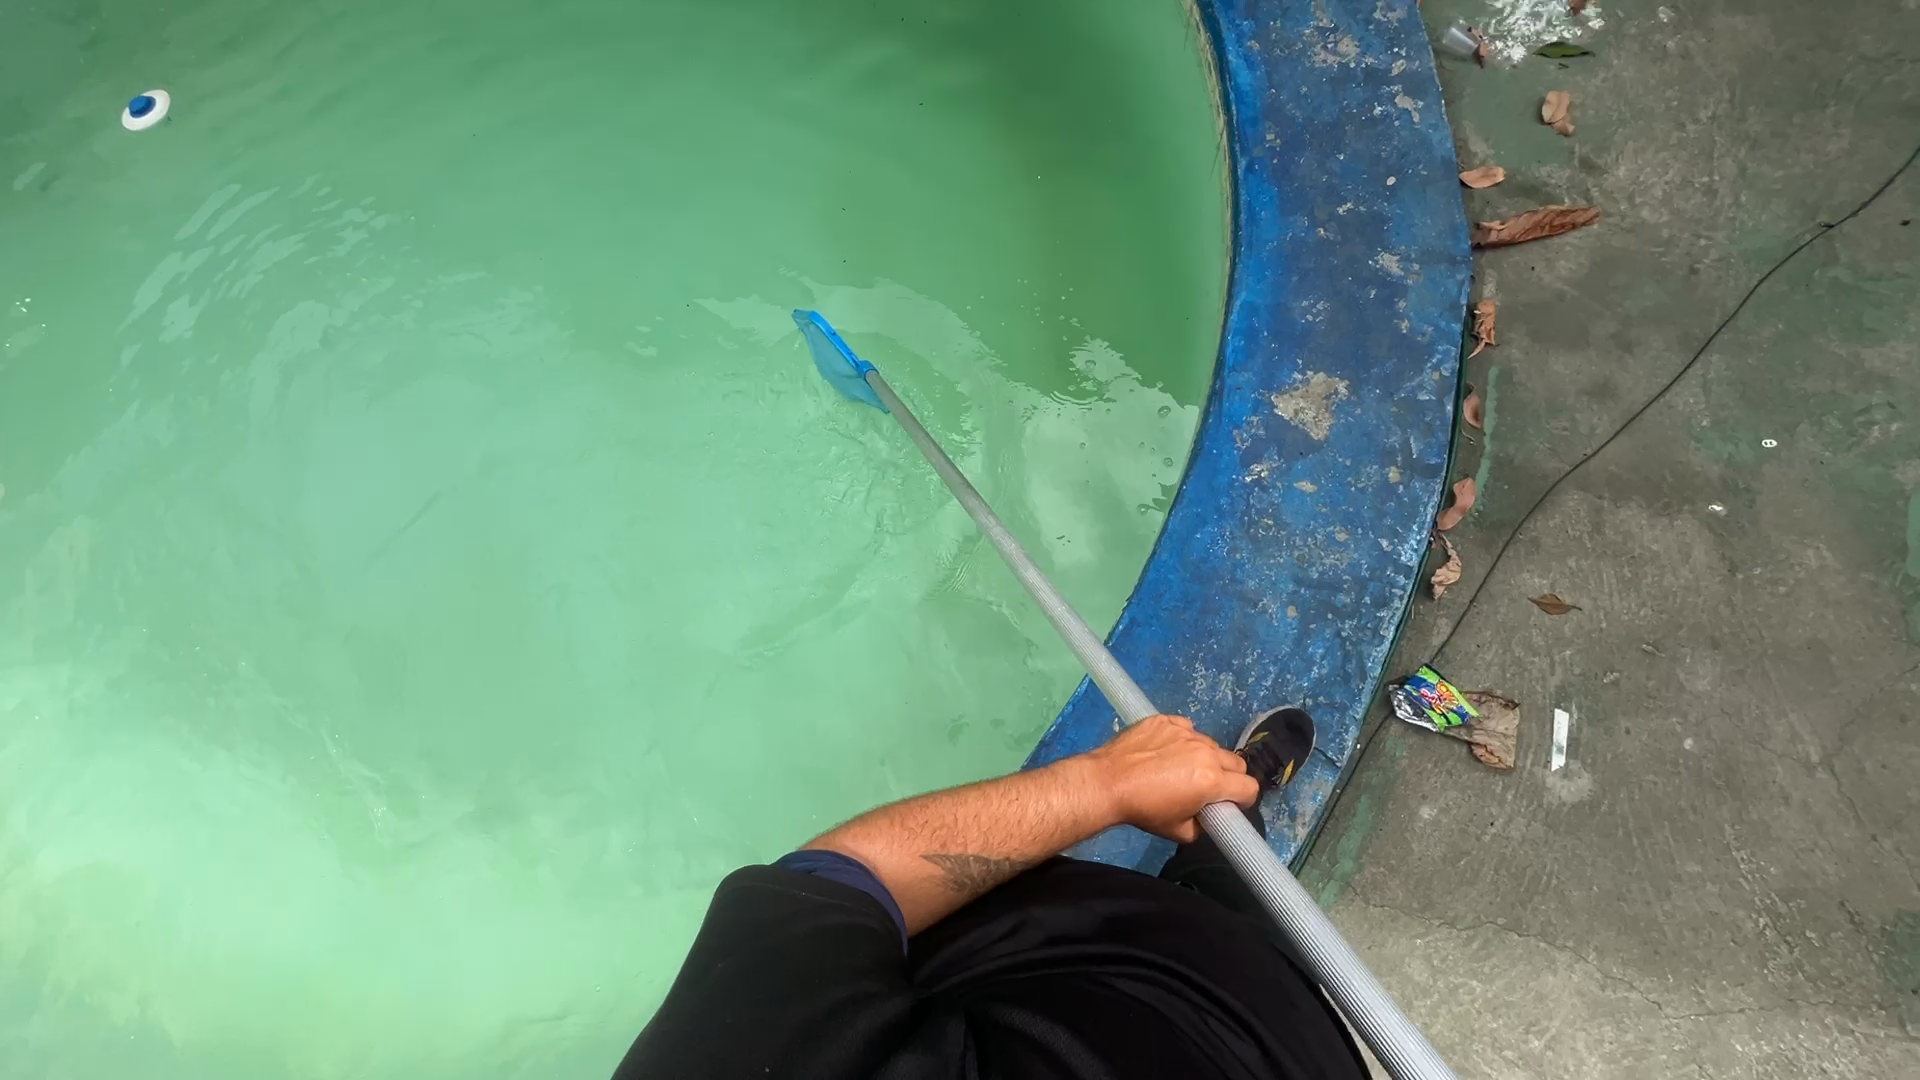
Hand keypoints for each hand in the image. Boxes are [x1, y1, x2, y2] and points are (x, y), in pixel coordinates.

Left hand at [1081, 715, 1257, 842]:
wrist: (1107, 782)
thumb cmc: (1143, 809)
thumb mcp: (1180, 831)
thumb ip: (1205, 824)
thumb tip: (1209, 814)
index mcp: (1211, 780)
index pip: (1249, 787)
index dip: (1242, 799)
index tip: (1229, 803)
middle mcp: (1203, 751)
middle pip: (1236, 762)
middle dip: (1229, 777)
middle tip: (1207, 787)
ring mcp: (1184, 731)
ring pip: (1211, 744)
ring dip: (1205, 757)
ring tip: (1181, 767)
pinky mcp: (1165, 720)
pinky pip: (1186, 728)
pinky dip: (1183, 739)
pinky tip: (1166, 750)